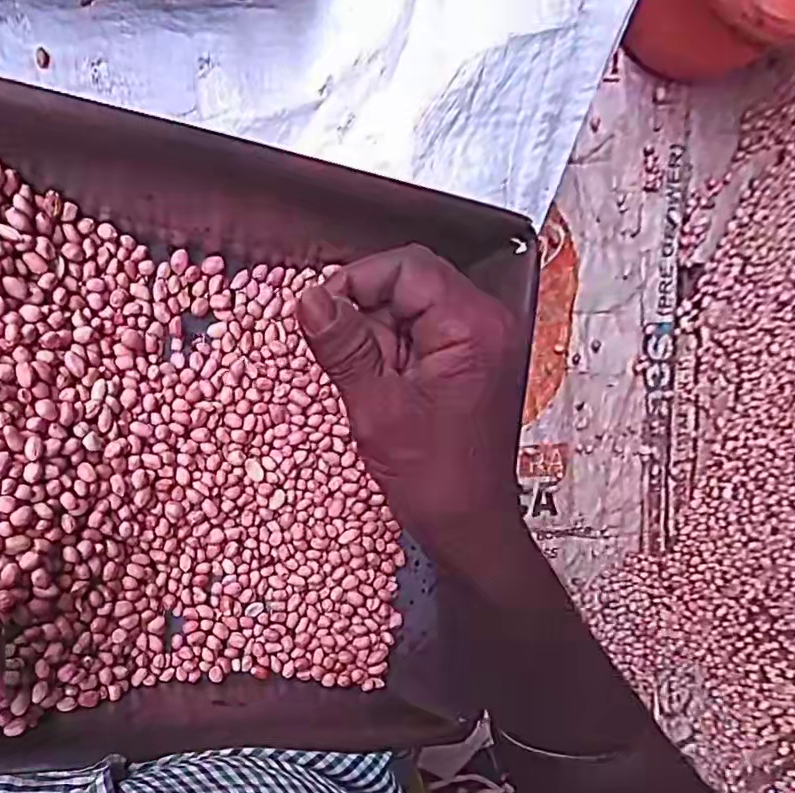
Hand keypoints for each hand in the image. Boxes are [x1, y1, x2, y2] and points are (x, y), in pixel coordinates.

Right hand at [295, 244, 527, 572]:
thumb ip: (344, 348)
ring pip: (410, 310)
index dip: (354, 282)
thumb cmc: (434, 478)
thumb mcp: (376, 409)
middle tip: (339, 356)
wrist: (468, 521)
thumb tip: (309, 302)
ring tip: (368, 386)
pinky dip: (389, 355)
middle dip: (363, 315)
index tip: (318, 312)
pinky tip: (380, 390)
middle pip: (410, 283)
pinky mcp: (467, 362)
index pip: (407, 267)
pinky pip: (418, 336)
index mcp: (471, 328)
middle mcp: (485, 324)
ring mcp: (479, 343)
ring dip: (374, 338)